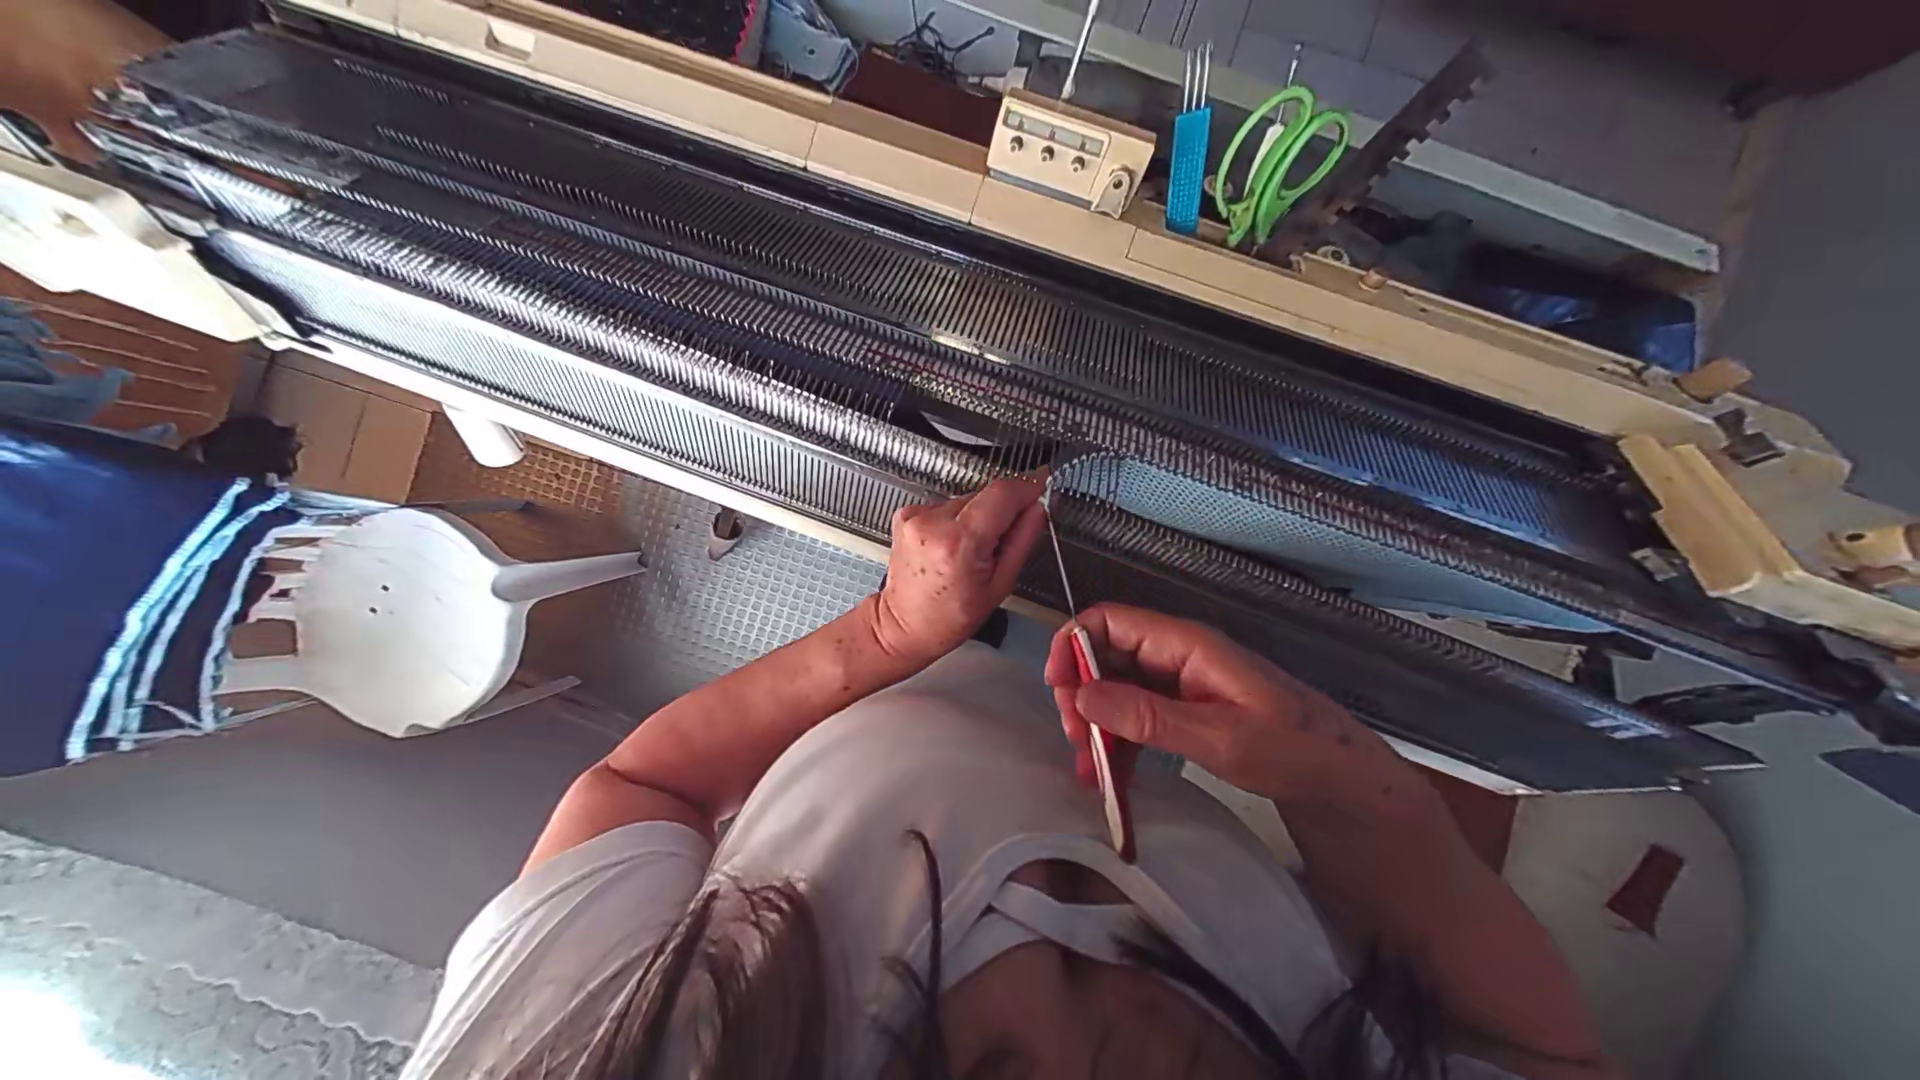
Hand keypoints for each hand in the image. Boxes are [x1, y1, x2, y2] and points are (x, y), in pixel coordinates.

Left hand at [867, 475, 1048, 663]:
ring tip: (969, 552)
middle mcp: (933, 523)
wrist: (905, 625)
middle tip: (999, 544)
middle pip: (984, 496)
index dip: (1026, 486)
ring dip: (976, 518)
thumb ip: (1022, 540)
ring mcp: (916, 517)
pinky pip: (945, 506)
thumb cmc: (950, 616)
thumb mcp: (1001, 585)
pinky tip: (949, 546)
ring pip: (966, 500)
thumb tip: (1037, 508)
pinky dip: (954, 521)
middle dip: (1000, 513)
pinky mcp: (906, 514)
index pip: (1002, 493)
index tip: (1041, 482)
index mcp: (960, 543)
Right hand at [1045, 603, 1387, 805]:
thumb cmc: (1292, 749)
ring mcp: (1178, 683)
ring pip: (1116, 691)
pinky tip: (1110, 776)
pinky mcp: (1182, 710)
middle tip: (1077, 740)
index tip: (1057, 689)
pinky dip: (1118, 742)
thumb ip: (1148, 716)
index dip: (1073, 645)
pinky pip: (1135, 717)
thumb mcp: (1219, 737)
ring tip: (1090, 770)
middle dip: (1082, 696)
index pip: (1110, 621)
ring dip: (1096, 726)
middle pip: (1106, 657)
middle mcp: (1175, 655)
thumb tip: (1081, 696)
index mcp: (1185, 644)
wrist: (1339, 779)